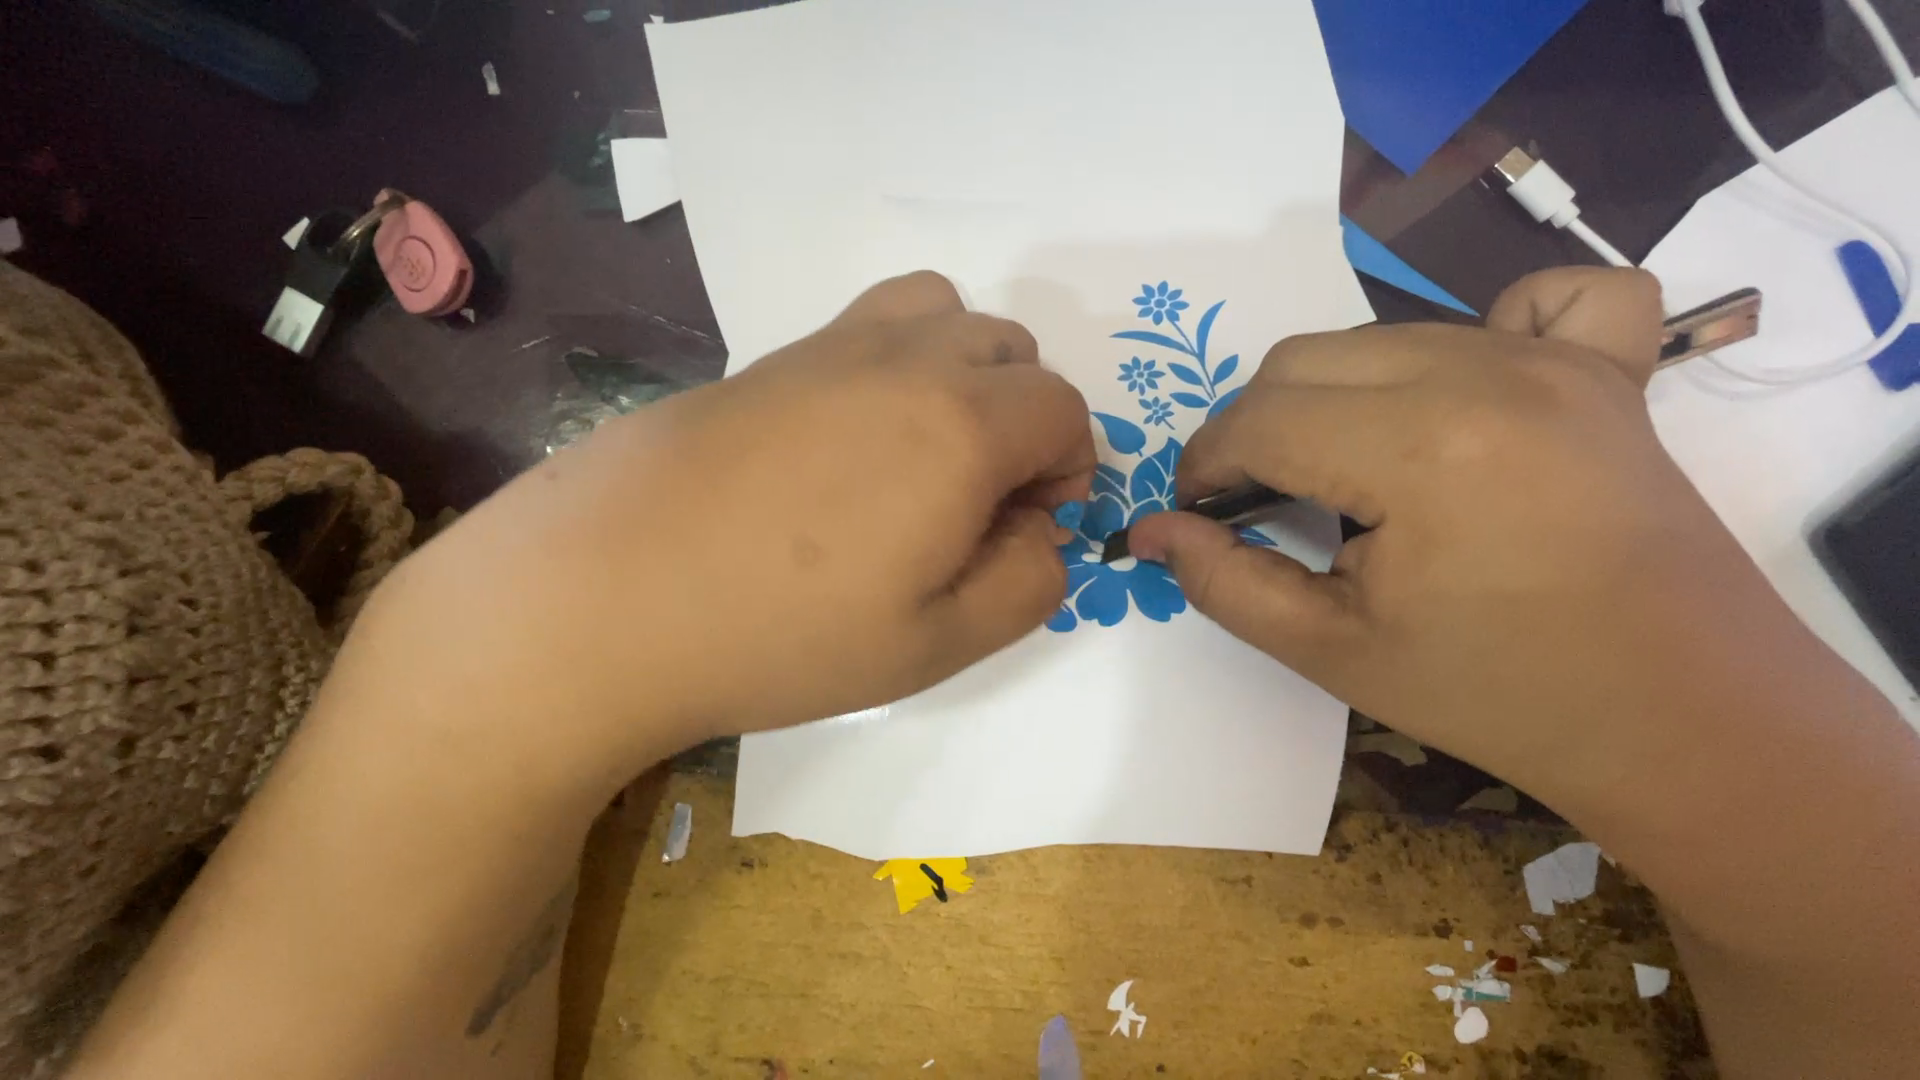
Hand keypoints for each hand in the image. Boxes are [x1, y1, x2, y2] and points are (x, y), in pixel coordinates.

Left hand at [357, 271, 1092, 790]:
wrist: (606, 597)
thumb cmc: (784, 636)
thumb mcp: (937, 645)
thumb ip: (1027, 584)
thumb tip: (1039, 529)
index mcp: (961, 429)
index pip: (1062, 408)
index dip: (1070, 465)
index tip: (1032, 522)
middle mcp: (906, 363)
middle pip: (1011, 350)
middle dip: (1024, 417)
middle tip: (981, 496)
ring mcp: (830, 348)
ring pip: (940, 314)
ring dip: (965, 371)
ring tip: (927, 449)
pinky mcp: (768, 358)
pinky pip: (867, 325)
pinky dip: (897, 361)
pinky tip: (849, 440)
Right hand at [1126, 267, 1849, 813]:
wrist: (1684, 721)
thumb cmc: (1496, 695)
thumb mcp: (1331, 650)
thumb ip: (1224, 580)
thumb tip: (1152, 530)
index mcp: (1421, 451)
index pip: (1260, 420)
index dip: (1206, 464)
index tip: (1199, 510)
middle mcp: (1489, 375)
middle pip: (1305, 360)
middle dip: (1254, 427)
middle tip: (1258, 499)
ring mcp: (1560, 361)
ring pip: (1383, 335)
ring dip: (1334, 394)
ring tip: (1344, 471)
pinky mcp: (1610, 371)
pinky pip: (1549, 298)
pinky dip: (1490, 325)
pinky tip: (1466, 388)